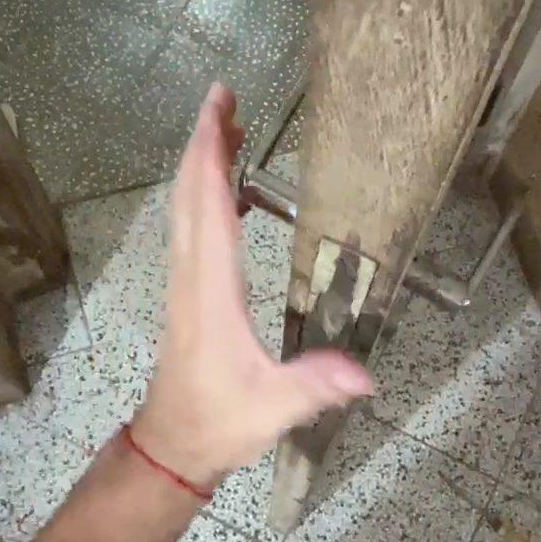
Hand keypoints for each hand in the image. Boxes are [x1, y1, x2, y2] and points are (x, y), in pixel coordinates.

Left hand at [129, 84, 374, 487]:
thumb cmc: (218, 421)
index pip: (208, 208)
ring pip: (184, 209)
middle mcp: (191, 277)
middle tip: (224, 98)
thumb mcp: (272, 407)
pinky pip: (190, 230)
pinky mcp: (187, 295)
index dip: (212, 154)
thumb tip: (366, 374)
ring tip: (226, 129)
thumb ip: (315, 384)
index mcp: (212, 291)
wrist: (174, 444)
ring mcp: (184, 284)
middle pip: (189, 194)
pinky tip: (228, 193)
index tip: (219, 106)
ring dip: (199, 165)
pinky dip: (203, 197)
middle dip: (203, 142)